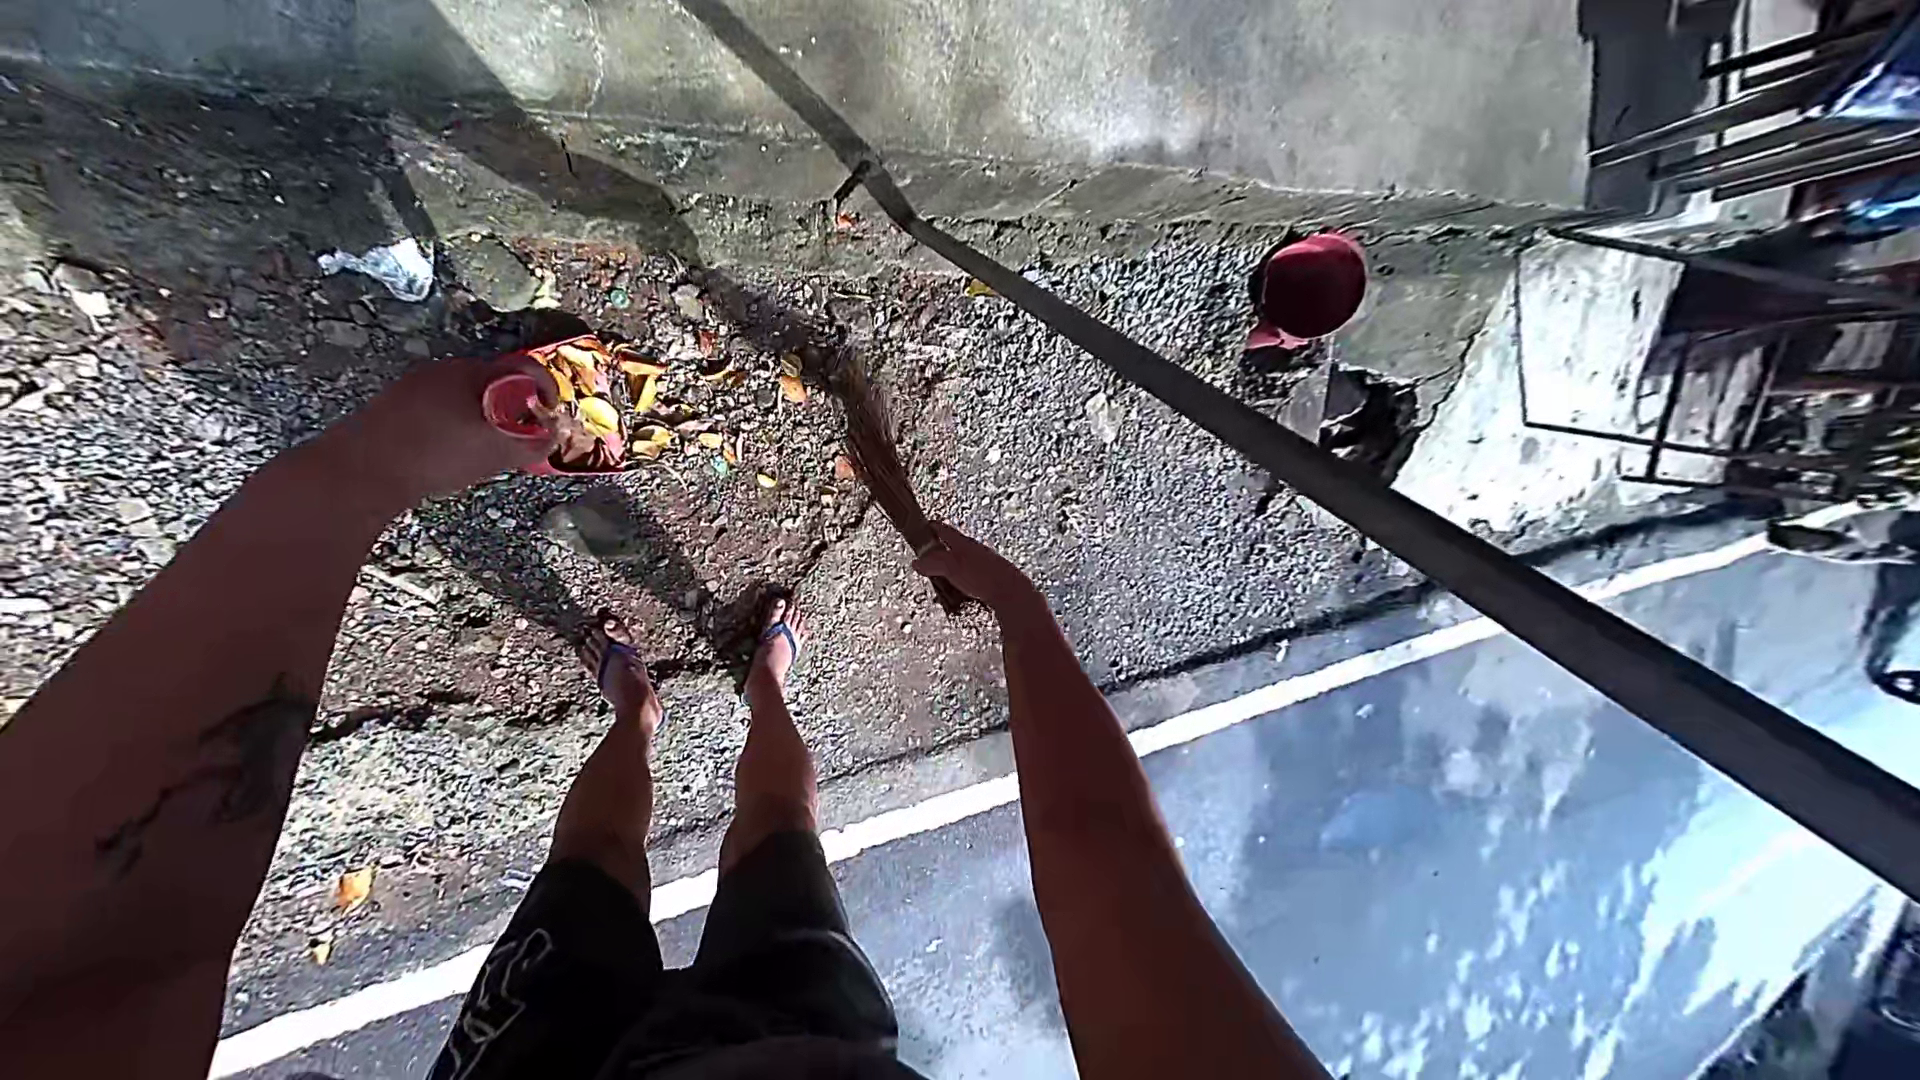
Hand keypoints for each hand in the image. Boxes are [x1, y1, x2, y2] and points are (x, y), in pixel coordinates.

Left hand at [309, 355, 556, 511]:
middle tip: (527, 434)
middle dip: (520, 407)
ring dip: (492, 417)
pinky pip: (447, 407)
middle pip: (499, 382)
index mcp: (471, 373)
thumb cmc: (437, 454)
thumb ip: (536, 443)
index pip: (525, 368)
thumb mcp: (501, 452)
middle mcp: (444, 370)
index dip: (547, 390)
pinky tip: (460, 451)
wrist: (360, 472)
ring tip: (495, 447)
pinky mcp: (398, 405)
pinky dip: (464, 424)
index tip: (552, 414)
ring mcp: (417, 386)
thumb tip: (554, 436)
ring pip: (473, 396)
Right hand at [912, 522, 1040, 612]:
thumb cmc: (985, 576)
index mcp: (965, 543)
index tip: (925, 526)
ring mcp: (985, 566)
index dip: (932, 527)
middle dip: (940, 552)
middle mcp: (976, 552)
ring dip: (951, 570)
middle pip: (953, 547)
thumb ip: (933, 562)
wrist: (1012, 593)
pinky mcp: (991, 581)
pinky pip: (971, 579)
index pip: (944, 530)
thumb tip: (918, 561)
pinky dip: (961, 583)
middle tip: (927, 558)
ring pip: (962, 563)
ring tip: (941, 580)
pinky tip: (959, 593)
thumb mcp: (951, 567)